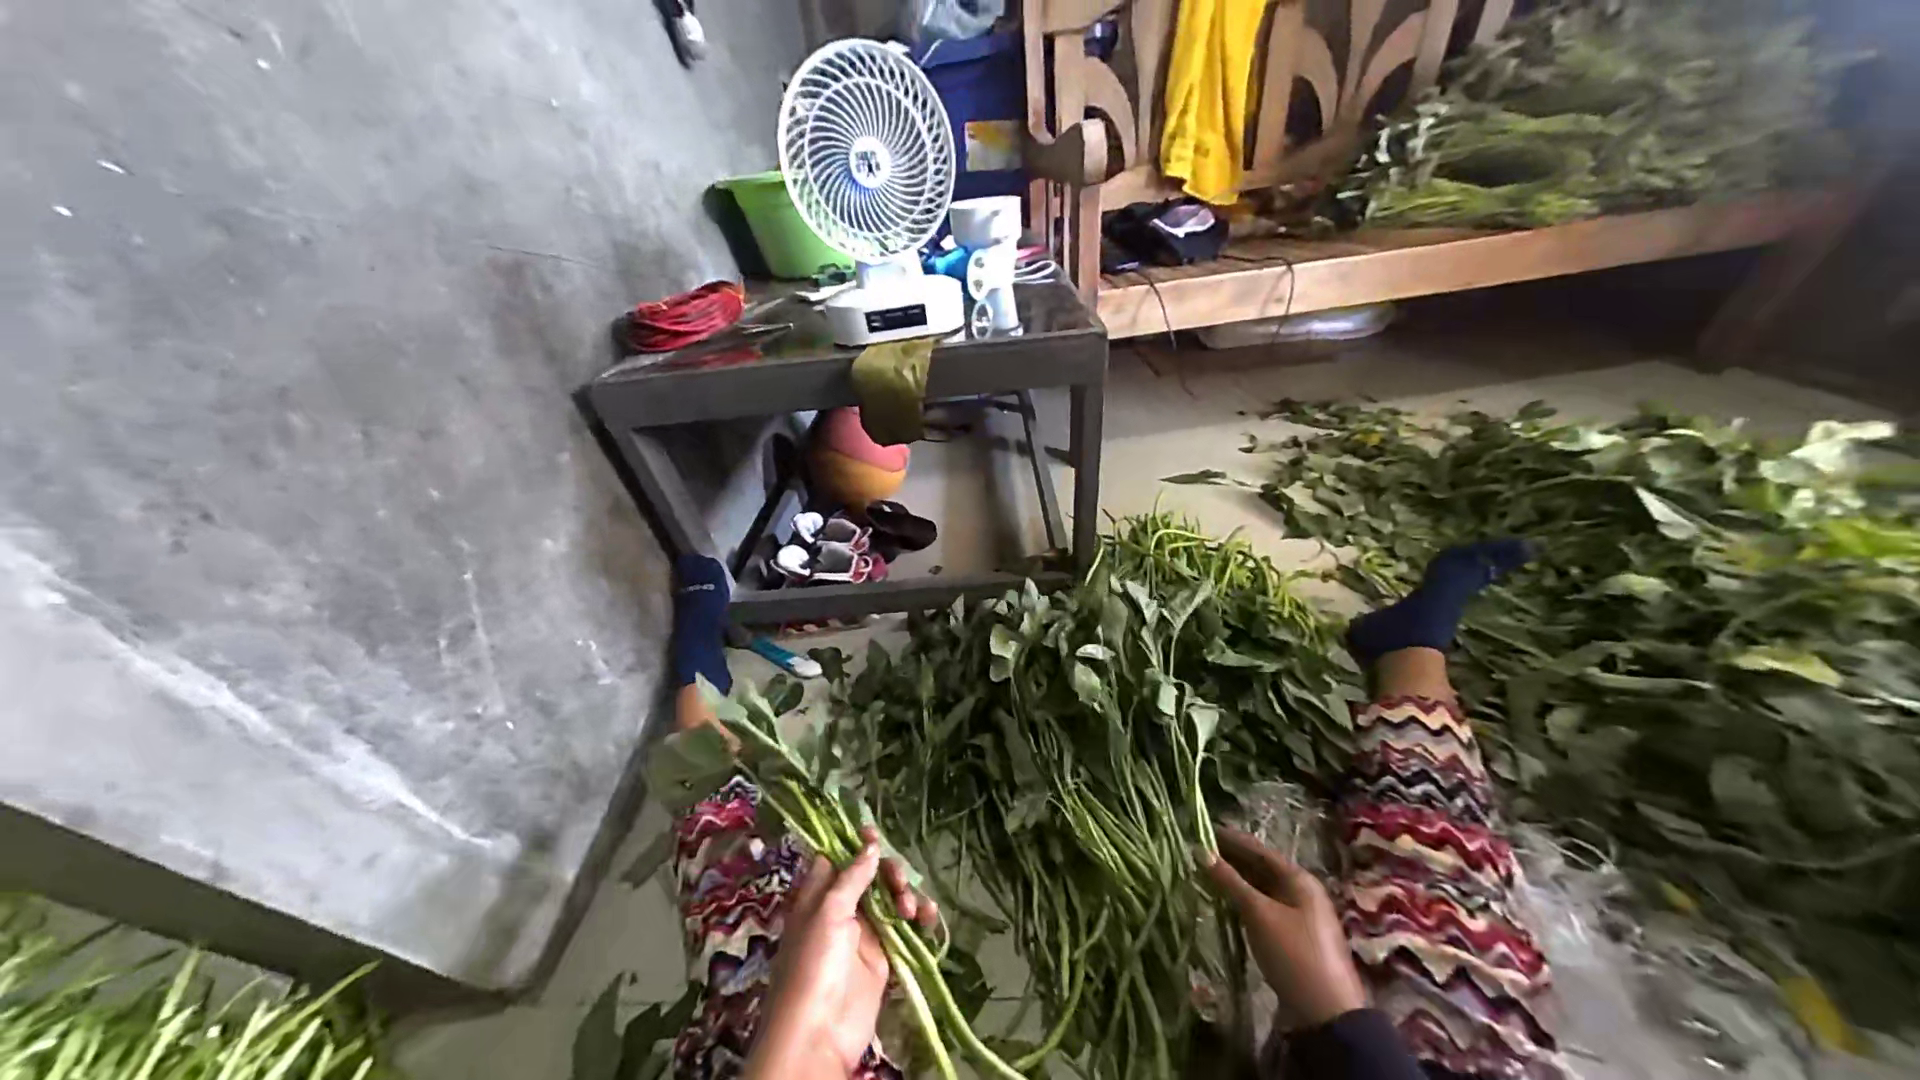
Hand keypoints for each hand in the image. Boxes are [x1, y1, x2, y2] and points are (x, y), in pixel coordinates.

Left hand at [744, 830, 938, 1079]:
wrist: (819, 1034)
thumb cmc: (814, 964)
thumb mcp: (828, 912)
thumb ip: (852, 876)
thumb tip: (871, 843)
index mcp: (819, 895)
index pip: (837, 857)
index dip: (855, 843)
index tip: (874, 831)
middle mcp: (841, 909)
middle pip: (870, 874)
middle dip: (888, 870)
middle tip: (897, 881)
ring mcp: (865, 932)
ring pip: (891, 898)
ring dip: (906, 894)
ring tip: (911, 909)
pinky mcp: (885, 955)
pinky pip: (906, 928)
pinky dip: (920, 919)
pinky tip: (929, 918)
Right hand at [1205, 825, 1367, 1029]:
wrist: (1326, 1014)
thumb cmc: (1294, 954)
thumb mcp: (1259, 913)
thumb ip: (1230, 881)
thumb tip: (1200, 851)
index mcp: (1299, 879)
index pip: (1258, 849)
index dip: (1229, 838)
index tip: (1201, 829)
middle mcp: (1300, 891)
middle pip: (1260, 866)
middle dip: (1229, 858)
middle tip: (1197, 850)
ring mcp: (1297, 914)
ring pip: (1259, 887)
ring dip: (1233, 879)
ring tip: (1203, 870)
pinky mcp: (1290, 935)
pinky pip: (1261, 906)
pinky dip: (1241, 899)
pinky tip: (1221, 898)